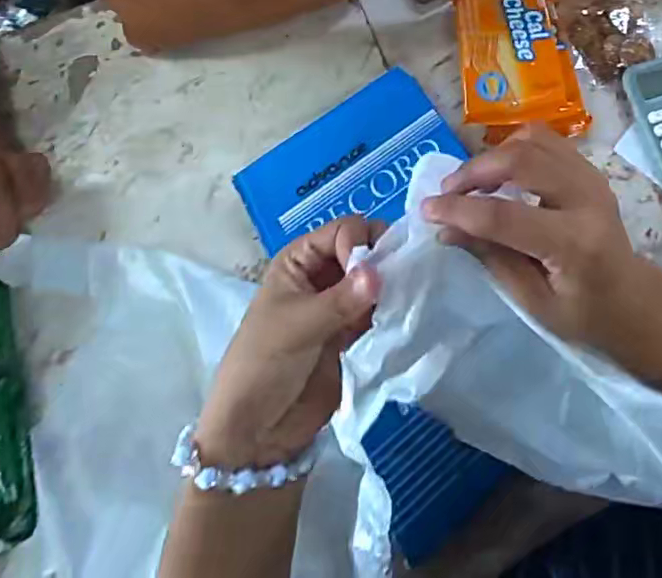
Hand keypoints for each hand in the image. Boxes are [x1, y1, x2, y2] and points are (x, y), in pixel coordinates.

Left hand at [195, 217, 382, 468]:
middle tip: (400, 282)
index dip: (361, 244)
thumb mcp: (296, 327)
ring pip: (376, 280)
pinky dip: (392, 311)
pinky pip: (380, 310)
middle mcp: (322, 274)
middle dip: (383, 260)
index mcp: (300, 259)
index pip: (344, 230)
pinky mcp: (353, 333)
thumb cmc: (262, 365)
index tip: (371, 274)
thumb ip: (340, 299)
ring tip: (406, 301)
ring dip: (392, 287)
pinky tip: (404, 318)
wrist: (255, 432)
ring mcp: (339, 304)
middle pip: (365, 249)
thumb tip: (379, 272)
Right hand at [421, 125, 661, 357]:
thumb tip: (445, 227)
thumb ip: (490, 257)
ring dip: (492, 156)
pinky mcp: (589, 168)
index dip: (459, 209)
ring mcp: (591, 177)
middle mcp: (587, 199)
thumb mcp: (533, 301)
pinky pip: (545, 140)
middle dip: (474, 172)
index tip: (427, 209)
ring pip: (532, 140)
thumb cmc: (585, 314)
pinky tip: (499, 172)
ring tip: (471, 182)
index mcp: (575, 244)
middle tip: (447, 192)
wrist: (636, 302)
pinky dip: (514, 148)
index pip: (505, 215)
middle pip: (519, 161)